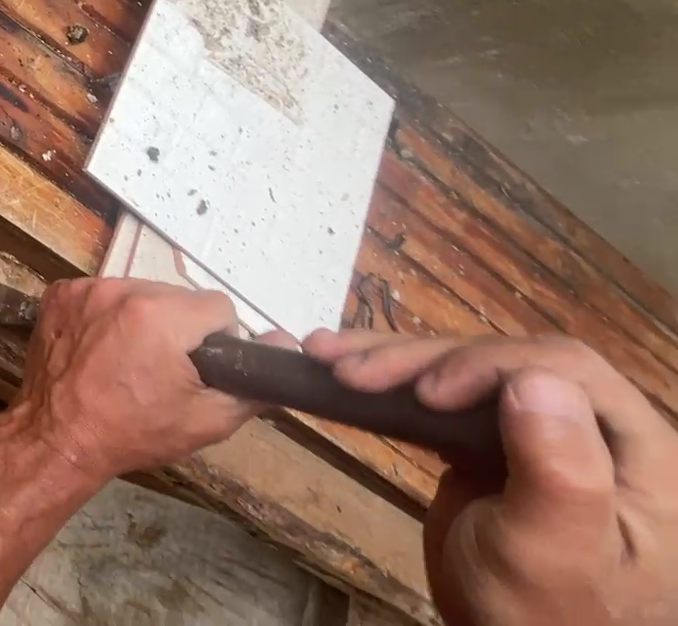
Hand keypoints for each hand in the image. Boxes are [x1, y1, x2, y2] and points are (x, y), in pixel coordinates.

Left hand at [13, 278, 283, 481]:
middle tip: (162, 365)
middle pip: (175, 296)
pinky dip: (105, 314)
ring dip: (141, 317)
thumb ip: (253, 382)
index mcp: (161, 315)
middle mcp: (121, 290)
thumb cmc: (133, 430)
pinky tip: (99, 345)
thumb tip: (286, 341)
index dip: (217, 337)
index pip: (217, 306)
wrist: (58, 434)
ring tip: (129, 357)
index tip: (200, 363)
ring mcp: (84, 288)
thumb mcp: (208, 419)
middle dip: (178, 326)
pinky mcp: (59, 292)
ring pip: (137, 291)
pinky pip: (99, 293)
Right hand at [304, 331, 677, 625]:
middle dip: (416, 358)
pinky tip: (337, 368)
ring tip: (321, 355)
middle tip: (346, 372)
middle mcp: (589, 430)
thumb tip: (533, 381)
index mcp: (635, 452)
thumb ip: (560, 471)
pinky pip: (431, 390)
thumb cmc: (543, 611)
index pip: (564, 369)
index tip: (423, 394)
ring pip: (457, 366)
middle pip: (497, 359)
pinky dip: (382, 376)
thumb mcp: (553, 549)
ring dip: (386, 357)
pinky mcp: (479, 441)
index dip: (488, 365)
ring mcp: (529, 432)